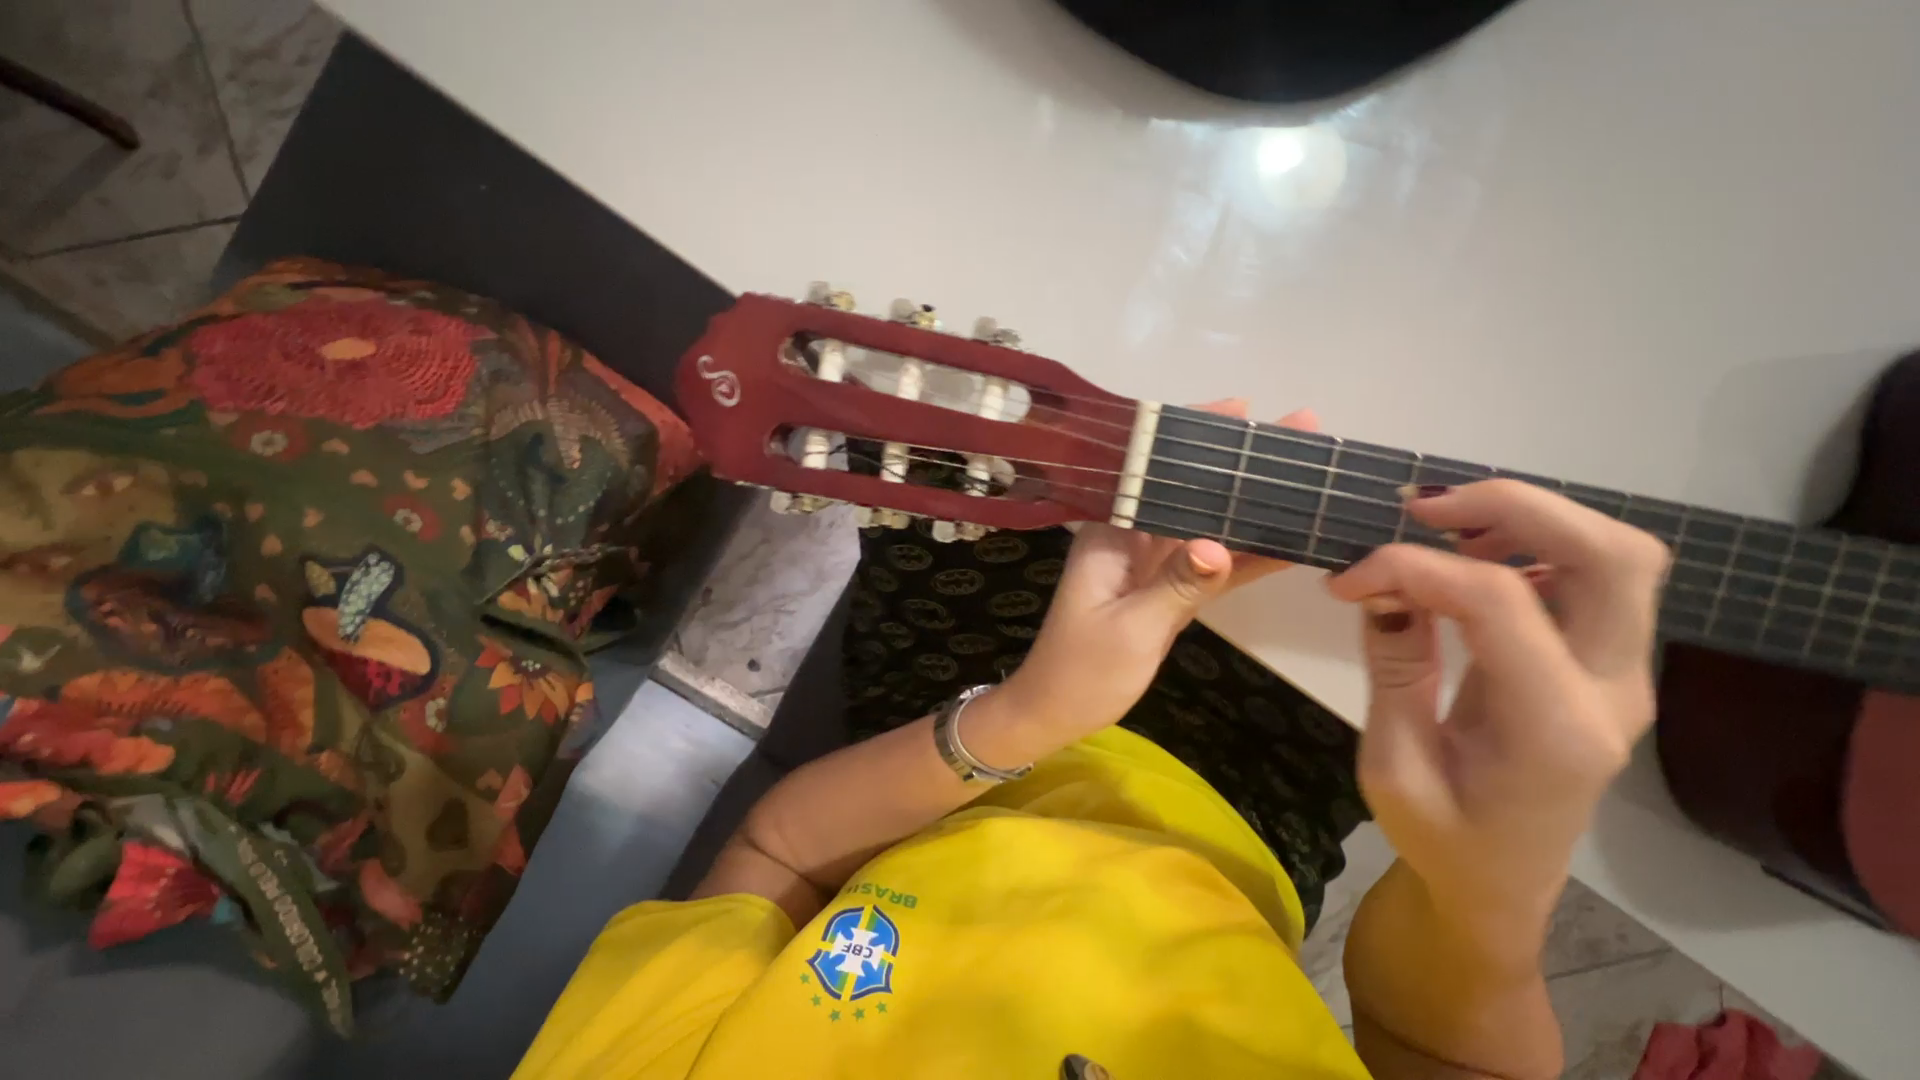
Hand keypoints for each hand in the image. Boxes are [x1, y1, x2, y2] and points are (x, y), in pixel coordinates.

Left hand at [998, 403, 1316, 736]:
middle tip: (1301, 430)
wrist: (1056, 712)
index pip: (1154, 471)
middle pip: (1191, 490)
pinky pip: (1214, 566)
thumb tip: (1221, 544)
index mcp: (1110, 533)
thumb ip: (1177, 585)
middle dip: (1240, 463)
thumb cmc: (1081, 671)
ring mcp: (1153, 564)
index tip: (1243, 411)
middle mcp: (1132, 538)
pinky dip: (1249, 555)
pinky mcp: (1170, 591)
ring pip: (1209, 524)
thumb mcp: (1130, 629)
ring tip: (1308, 473)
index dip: (1196, 439)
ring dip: (1253, 503)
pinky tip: (1291, 539)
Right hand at [1325, 480, 1669, 920]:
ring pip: (1617, 556)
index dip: (1412, 567)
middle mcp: (1611, 692)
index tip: (1346, 578)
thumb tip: (1380, 585)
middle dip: (1514, 506)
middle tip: (1421, 507)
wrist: (1499, 885)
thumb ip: (1394, 666)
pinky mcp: (1606, 665)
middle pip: (1610, 555)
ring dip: (1533, 519)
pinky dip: (1536, 544)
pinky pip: (1595, 578)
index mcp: (1554, 729)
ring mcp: (1622, 675)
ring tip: (1446, 525)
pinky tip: (1472, 555)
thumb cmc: (1440, 838)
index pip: (1498, 600)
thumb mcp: (1391, 764)